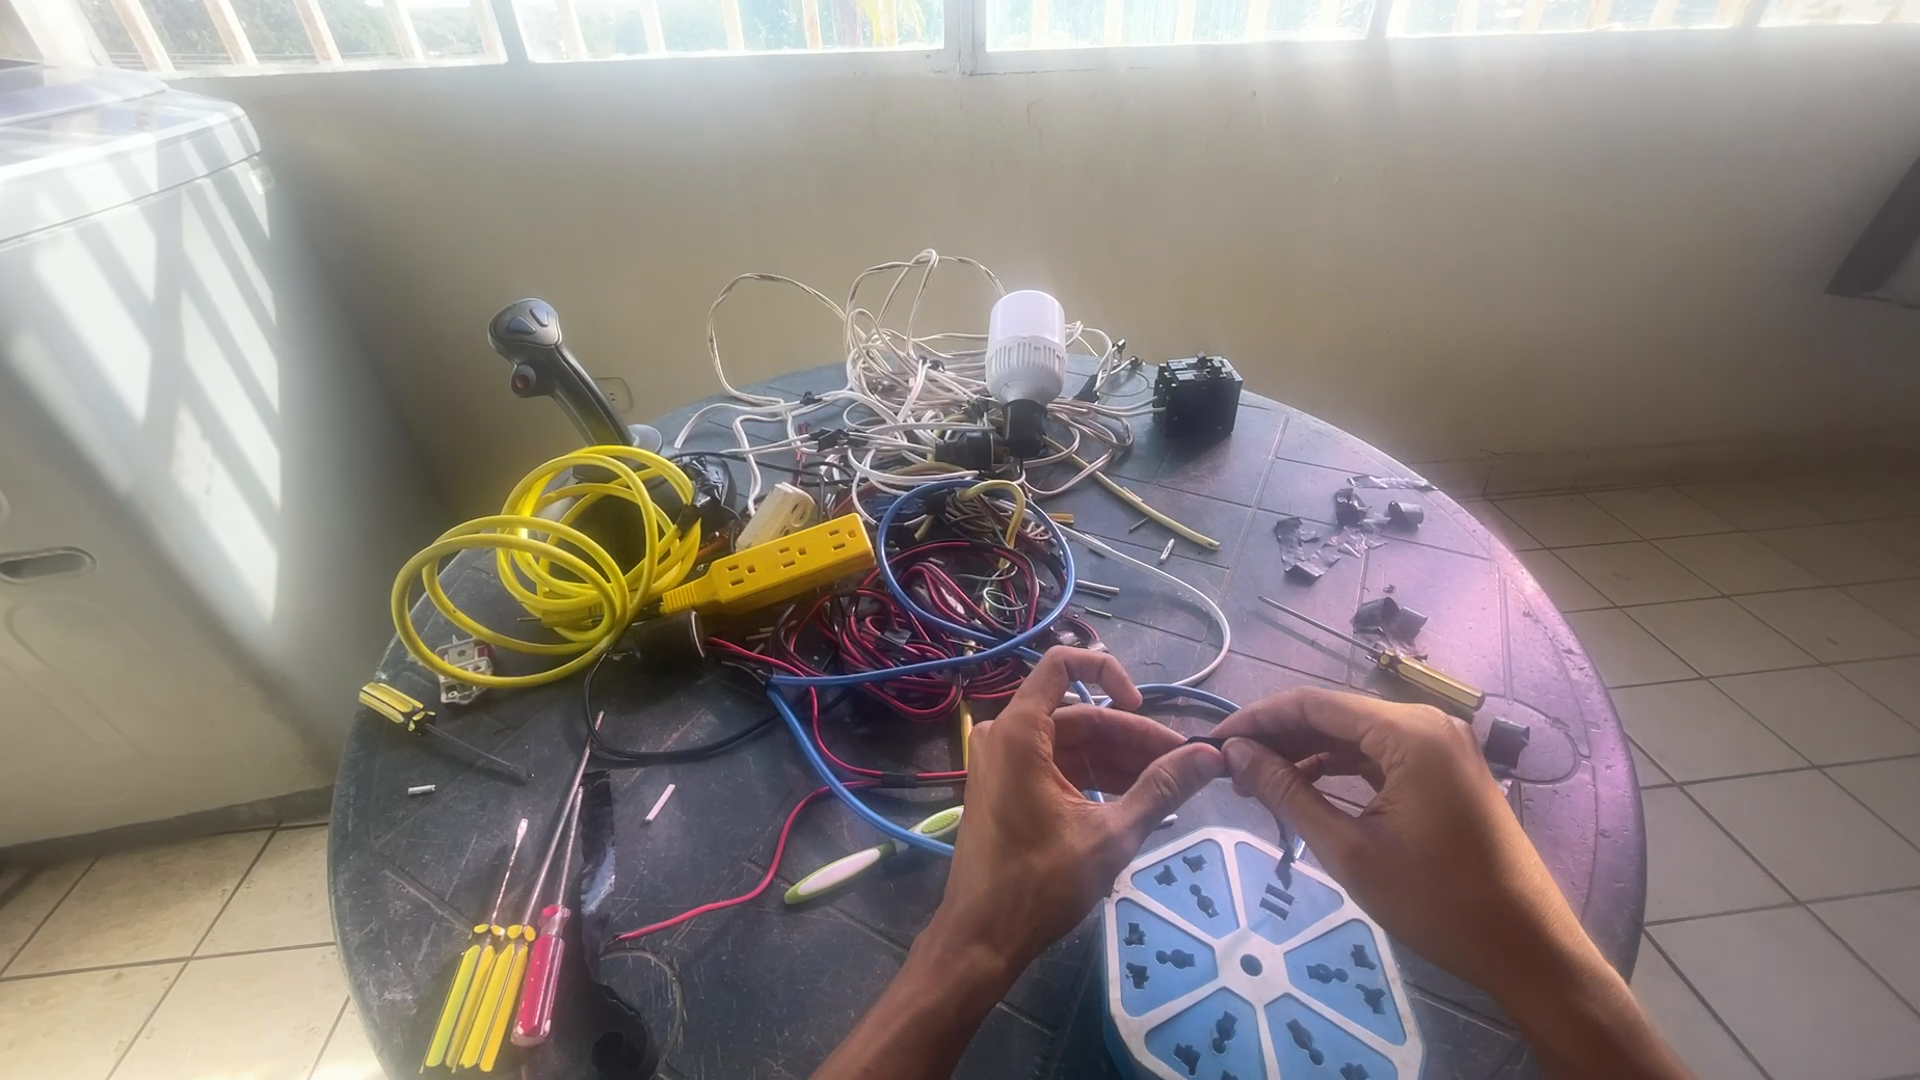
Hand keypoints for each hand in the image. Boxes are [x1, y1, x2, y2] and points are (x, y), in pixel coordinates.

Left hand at [933, 647, 1224, 979]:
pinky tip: (1137, 799)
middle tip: (1185, 765)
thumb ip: (1161, 789)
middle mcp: (1005, 734)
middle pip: (1079, 716)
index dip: (1108, 671)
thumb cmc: (1039, 884)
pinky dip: (1094, 777)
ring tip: (1171, 787)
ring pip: (1072, 744)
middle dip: (1132, 739)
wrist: (982, 937)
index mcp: (1020, 731)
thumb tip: (1210, 756)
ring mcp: (1003, 760)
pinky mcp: (1008, 784)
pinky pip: (1057, 765)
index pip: (1062, 664)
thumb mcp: (1111, 834)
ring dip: (1118, 761)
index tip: (1144, 706)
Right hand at [1213, 688, 1689, 1079]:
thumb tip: (1236, 753)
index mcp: (1408, 733)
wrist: (1533, 955)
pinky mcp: (1443, 768)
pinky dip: (1335, 767)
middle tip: (1231, 771)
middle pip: (1330, 715)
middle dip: (1277, 739)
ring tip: (1257, 783)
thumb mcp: (1348, 849)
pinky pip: (1374, 753)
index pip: (1310, 704)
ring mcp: (1439, 744)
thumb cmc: (1439, 904)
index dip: (1256, 720)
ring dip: (1302, 753)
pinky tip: (1303, 787)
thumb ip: (1286, 791)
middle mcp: (1425, 723)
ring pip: (1350, 734)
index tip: (1215, 743)